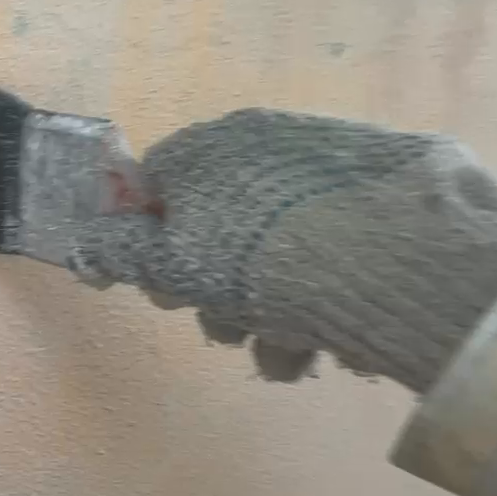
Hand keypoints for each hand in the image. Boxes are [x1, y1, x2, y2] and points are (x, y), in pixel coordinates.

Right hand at [71, 109, 496, 392]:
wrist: (407, 266)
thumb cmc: (260, 263)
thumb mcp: (166, 265)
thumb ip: (116, 253)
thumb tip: (83, 249)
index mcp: (207, 147)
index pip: (156, 186)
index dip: (151, 241)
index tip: (168, 289)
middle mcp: (270, 138)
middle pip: (224, 219)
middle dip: (220, 286)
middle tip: (229, 330)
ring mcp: (345, 156)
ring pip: (289, 238)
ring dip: (277, 305)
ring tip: (290, 357)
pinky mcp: (412, 181)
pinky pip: (351, 235)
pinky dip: (341, 283)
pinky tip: (348, 337)